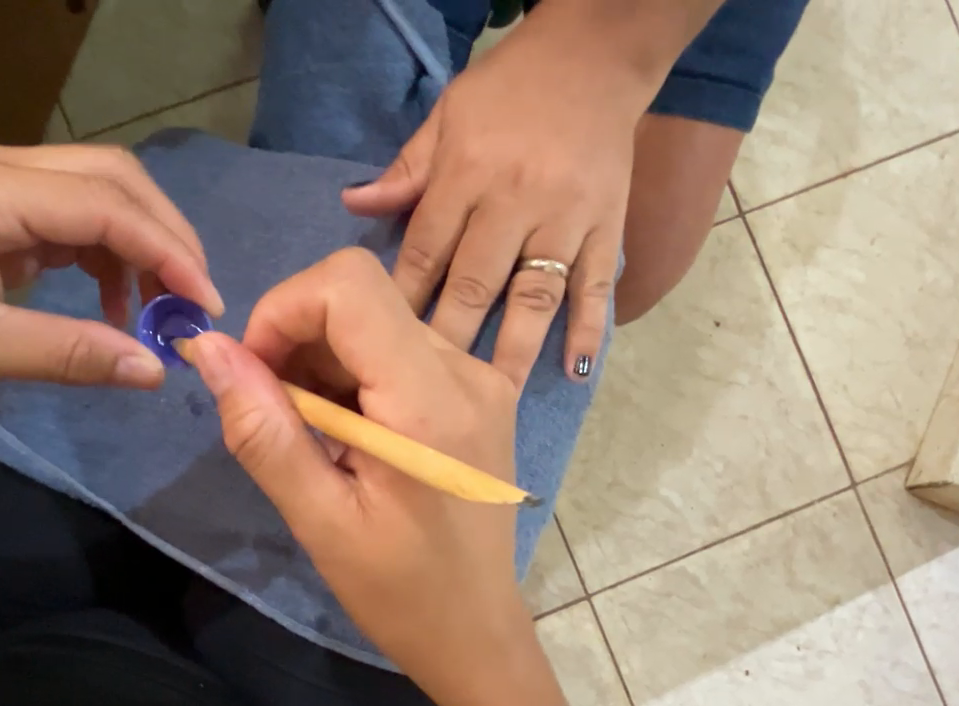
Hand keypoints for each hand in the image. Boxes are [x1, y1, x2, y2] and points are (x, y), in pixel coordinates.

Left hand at [0, 141, 223, 406]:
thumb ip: (72, 354)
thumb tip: (157, 371)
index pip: (104, 202)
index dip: (167, 253)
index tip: (205, 309)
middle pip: (109, 176)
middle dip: (165, 237)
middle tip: (194, 304)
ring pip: (94, 193)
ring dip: (139, 248)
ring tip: (157, 314)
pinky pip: (67, 220)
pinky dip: (104, 258)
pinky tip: (113, 304)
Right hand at [185, 249, 536, 697]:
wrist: (477, 631)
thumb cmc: (400, 593)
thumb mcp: (321, 521)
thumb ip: (265, 432)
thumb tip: (209, 349)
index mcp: (431, 400)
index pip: (347, 285)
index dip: (282, 312)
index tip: (255, 377)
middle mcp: (467, 370)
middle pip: (361, 297)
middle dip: (298, 340)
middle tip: (281, 419)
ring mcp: (481, 378)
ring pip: (378, 320)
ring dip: (326, 363)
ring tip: (319, 440)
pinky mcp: (480, 393)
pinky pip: (402, 350)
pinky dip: (358, 376)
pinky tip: (352, 436)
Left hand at [342, 16, 645, 382]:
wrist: (597, 54)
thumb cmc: (508, 88)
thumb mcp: (447, 115)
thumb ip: (406, 170)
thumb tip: (353, 204)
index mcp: (467, 173)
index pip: (426, 249)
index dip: (401, 301)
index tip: (383, 348)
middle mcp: (514, 201)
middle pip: (474, 282)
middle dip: (447, 340)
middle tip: (423, 399)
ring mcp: (566, 218)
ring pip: (533, 294)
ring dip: (511, 349)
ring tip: (492, 399)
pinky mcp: (606, 228)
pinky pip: (596, 286)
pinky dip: (587, 329)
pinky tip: (575, 372)